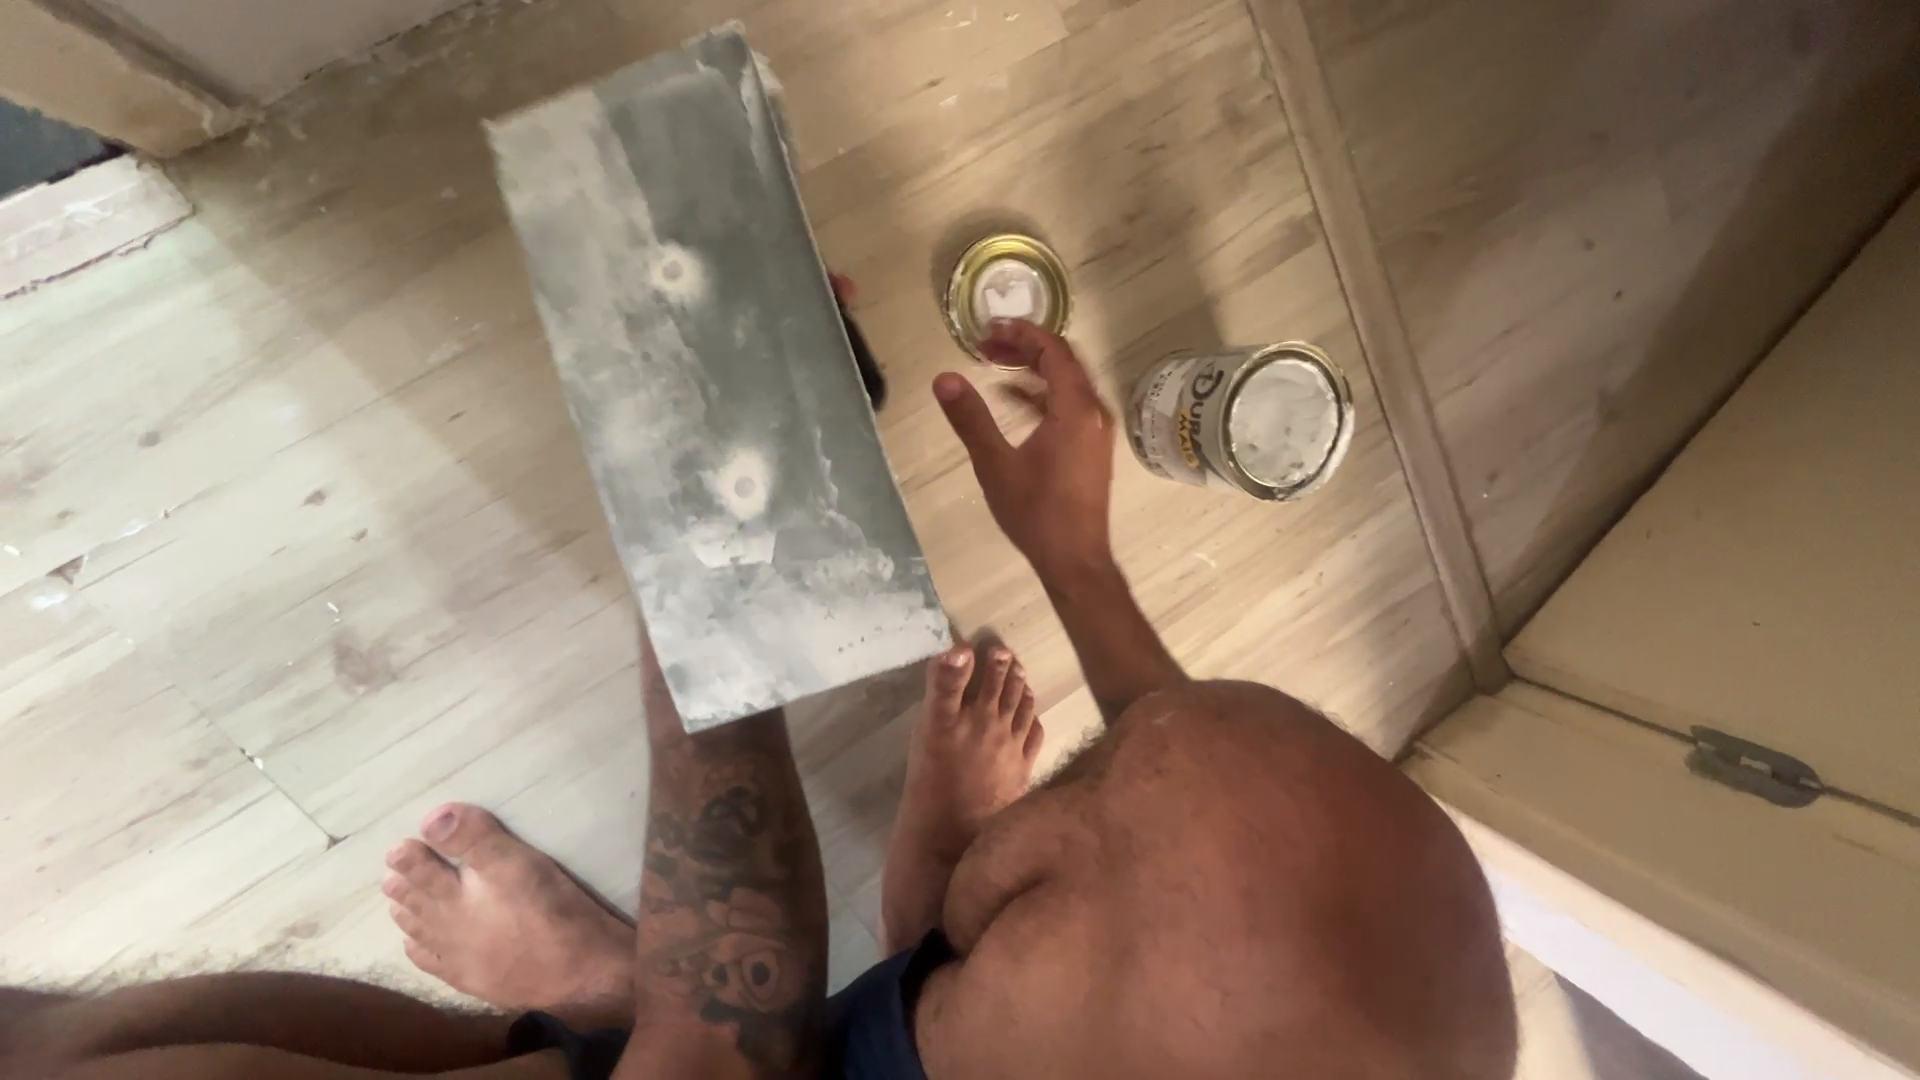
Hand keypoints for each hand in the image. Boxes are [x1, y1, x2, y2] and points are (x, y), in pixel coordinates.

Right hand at [933, 319, 1115, 578]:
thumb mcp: (995, 464)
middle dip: (1025, 347)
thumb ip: (970, 419)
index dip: (1022, 332)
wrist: (1074, 558)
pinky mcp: (1092, 449)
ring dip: (1032, 370)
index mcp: (1075, 409)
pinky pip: (1069, 406)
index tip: (989, 328)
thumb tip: (944, 379)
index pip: (1054, 350)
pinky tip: (1011, 400)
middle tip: (986, 345)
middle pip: (1063, 362)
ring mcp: (1096, 432)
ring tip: (993, 365)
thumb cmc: (1035, 513)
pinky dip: (1042, 396)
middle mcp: (1094, 413)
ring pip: (1066, 384)